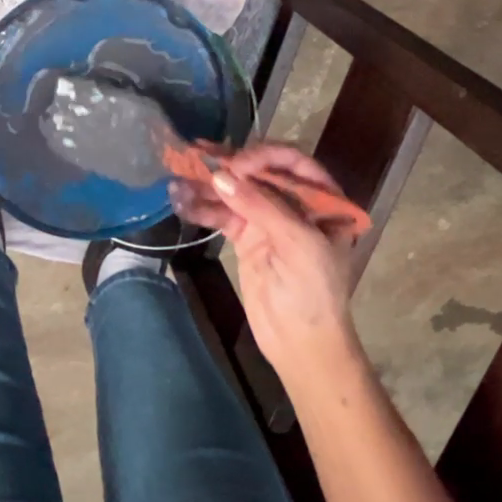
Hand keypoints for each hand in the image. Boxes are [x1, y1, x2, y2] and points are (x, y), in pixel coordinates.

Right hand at [177, 145, 359, 376]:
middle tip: (197, 157)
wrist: (301, 344)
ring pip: (237, 192)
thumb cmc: (313, 291)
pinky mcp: (246, 238)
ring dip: (208, 185)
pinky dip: (203, 207)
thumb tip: (219, 175)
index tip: (235, 164)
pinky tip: (181, 200)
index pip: (292, 163)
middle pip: (260, 173)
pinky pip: (223, 214)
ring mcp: (269, 220)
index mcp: (322, 200)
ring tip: (178, 177)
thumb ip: (259, 205)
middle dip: (229, 166)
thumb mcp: (296, 243)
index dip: (263, 157)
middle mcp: (295, 203)